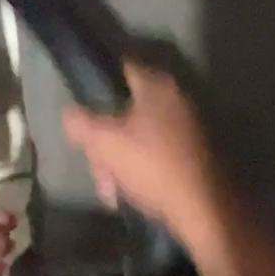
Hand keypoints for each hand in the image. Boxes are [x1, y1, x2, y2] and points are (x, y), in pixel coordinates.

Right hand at [62, 63, 225, 233]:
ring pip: (141, 136)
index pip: (122, 67)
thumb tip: (69, 113)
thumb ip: (81, 123)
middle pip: (127, 109)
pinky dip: (143, 170)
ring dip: (120, 161)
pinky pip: (159, 153)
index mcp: (157, 85)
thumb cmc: (152, 165)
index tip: (82, 102)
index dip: (98, 81)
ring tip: (111, 190)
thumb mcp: (105, 142)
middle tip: (96, 167)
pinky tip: (132, 194)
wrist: (205, 208)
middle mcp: (178, 98)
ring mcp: (191, 126)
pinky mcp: (199, 153)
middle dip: (106, 140)